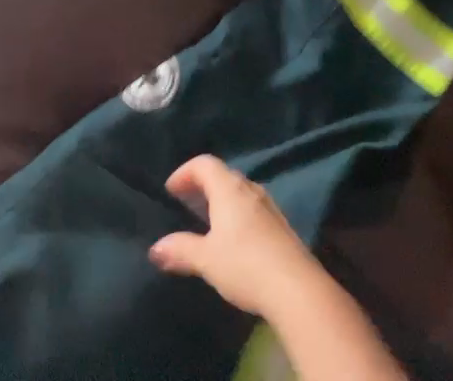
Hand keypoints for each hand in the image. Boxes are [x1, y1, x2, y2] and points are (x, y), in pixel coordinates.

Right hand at [148, 155, 326, 316]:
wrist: (297, 289)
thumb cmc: (244, 265)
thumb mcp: (206, 259)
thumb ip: (180, 250)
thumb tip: (155, 249)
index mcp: (230, 190)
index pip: (204, 164)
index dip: (184, 172)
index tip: (171, 190)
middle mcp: (251, 191)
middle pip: (223, 175)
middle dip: (201, 185)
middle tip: (185, 203)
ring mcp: (270, 208)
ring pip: (240, 193)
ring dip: (221, 200)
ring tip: (206, 221)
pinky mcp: (281, 227)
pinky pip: (252, 209)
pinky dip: (236, 214)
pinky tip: (232, 239)